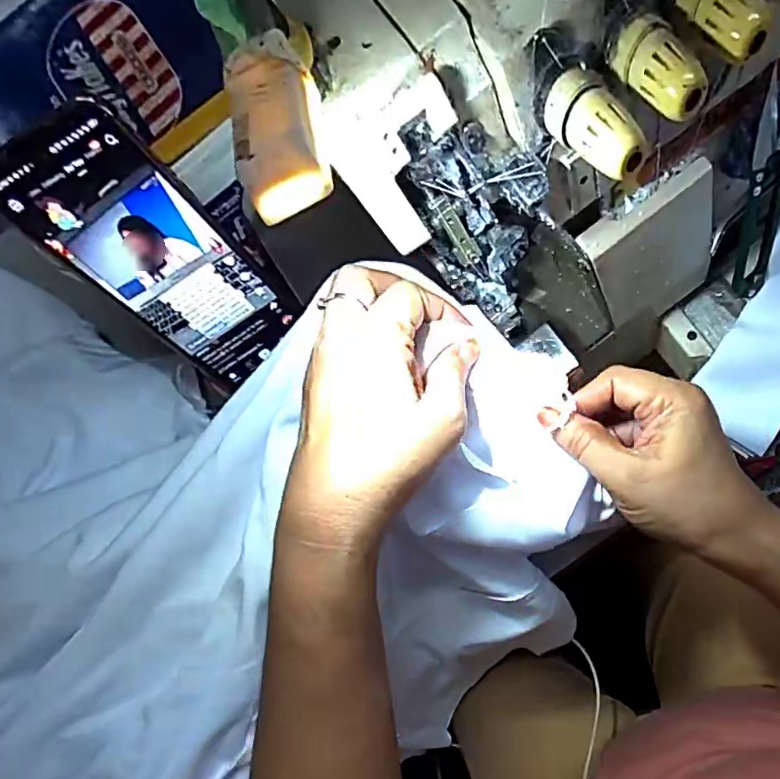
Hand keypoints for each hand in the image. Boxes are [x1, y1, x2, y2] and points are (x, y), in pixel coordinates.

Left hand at [284, 266, 478, 552]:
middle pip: (359, 278)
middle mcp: (340, 339)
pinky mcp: (316, 379)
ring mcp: (322, 358)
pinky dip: (361, 331)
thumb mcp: (443, 418)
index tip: (459, 332)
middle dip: (397, 286)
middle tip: (425, 310)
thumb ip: (456, 372)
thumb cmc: (382, 464)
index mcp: (374, 338)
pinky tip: (387, 366)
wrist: (334, 499)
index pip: (408, 293)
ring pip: (341, 303)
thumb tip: (464, 350)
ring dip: (376, 307)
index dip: (441, 306)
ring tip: (408, 339)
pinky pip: (335, 332)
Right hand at [541, 366, 770, 552]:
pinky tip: (611, 468)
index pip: (613, 380)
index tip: (559, 427)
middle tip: (571, 447)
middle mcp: (679, 399)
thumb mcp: (626, 476)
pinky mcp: (677, 437)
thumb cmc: (691, 508)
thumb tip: (549, 417)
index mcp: (673, 398)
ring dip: (604, 436)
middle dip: (591, 419)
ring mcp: (680, 418)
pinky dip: (619, 447)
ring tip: (593, 463)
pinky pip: (638, 430)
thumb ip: (584, 444)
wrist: (733, 535)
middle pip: (618, 393)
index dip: (582, 402)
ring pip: (625, 414)